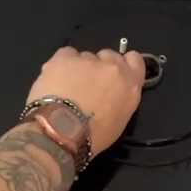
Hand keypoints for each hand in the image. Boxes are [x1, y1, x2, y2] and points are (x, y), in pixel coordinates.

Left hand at [26, 46, 145, 151]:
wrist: (61, 131)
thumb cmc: (93, 136)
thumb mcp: (119, 120)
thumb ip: (121, 98)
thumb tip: (113, 92)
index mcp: (130, 83)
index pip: (135, 60)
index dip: (124, 65)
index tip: (115, 76)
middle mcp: (112, 66)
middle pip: (109, 56)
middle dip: (100, 68)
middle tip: (89, 86)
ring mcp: (88, 59)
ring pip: (85, 57)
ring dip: (79, 69)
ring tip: (67, 88)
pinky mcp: (65, 57)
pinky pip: (66, 55)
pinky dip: (62, 65)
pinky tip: (56, 80)